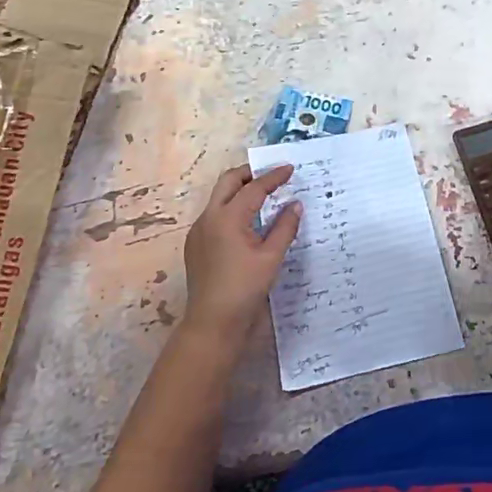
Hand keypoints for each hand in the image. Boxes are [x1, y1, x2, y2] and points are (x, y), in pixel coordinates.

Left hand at [182, 164, 301, 338]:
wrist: (212, 323)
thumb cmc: (245, 289)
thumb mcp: (271, 257)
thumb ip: (285, 226)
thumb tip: (295, 204)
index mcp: (227, 217)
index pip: (254, 188)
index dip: (273, 177)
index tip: (289, 168)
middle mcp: (208, 217)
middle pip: (229, 182)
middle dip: (250, 174)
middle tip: (271, 175)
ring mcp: (198, 231)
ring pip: (219, 197)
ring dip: (240, 190)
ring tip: (262, 196)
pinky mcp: (195, 244)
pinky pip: (214, 215)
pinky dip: (232, 209)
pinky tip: (247, 223)